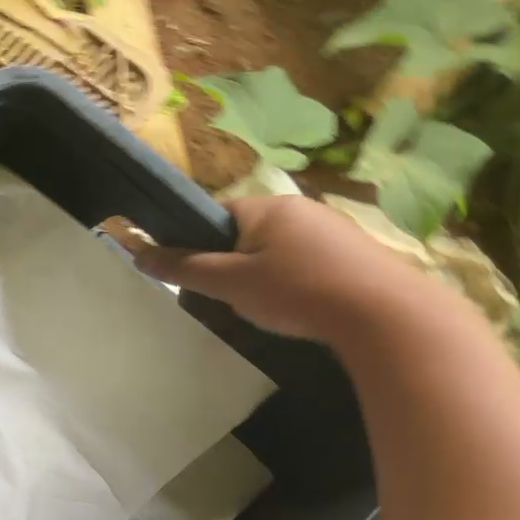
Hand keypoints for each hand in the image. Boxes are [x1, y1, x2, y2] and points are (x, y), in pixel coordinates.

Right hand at [135, 195, 450, 347]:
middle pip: (238, 235)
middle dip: (221, 266)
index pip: (213, 214)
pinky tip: (285, 305)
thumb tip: (138, 253)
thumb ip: (182, 268)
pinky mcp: (344, 252)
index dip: (191, 243)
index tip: (187, 274)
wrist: (381, 311)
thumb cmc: (296, 289)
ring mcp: (326, 229)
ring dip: (249, 277)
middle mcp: (299, 209)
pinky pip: (293, 262)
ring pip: (265, 251)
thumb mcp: (228, 282)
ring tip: (251, 306)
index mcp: (268, 207)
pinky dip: (279, 283)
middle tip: (217, 297)